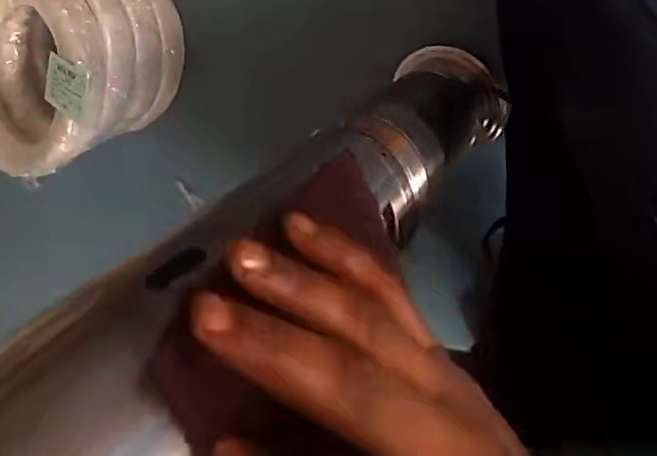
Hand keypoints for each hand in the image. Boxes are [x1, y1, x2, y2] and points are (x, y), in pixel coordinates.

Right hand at [191, 211, 524, 455]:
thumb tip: (226, 439)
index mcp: (431, 439)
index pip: (343, 384)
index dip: (272, 350)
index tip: (206, 319)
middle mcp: (445, 393)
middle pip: (361, 327)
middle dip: (291, 291)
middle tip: (230, 256)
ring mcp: (449, 369)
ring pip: (384, 298)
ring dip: (327, 259)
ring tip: (282, 222)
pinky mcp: (444, 359)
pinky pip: (398, 298)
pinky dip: (355, 263)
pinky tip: (322, 241)